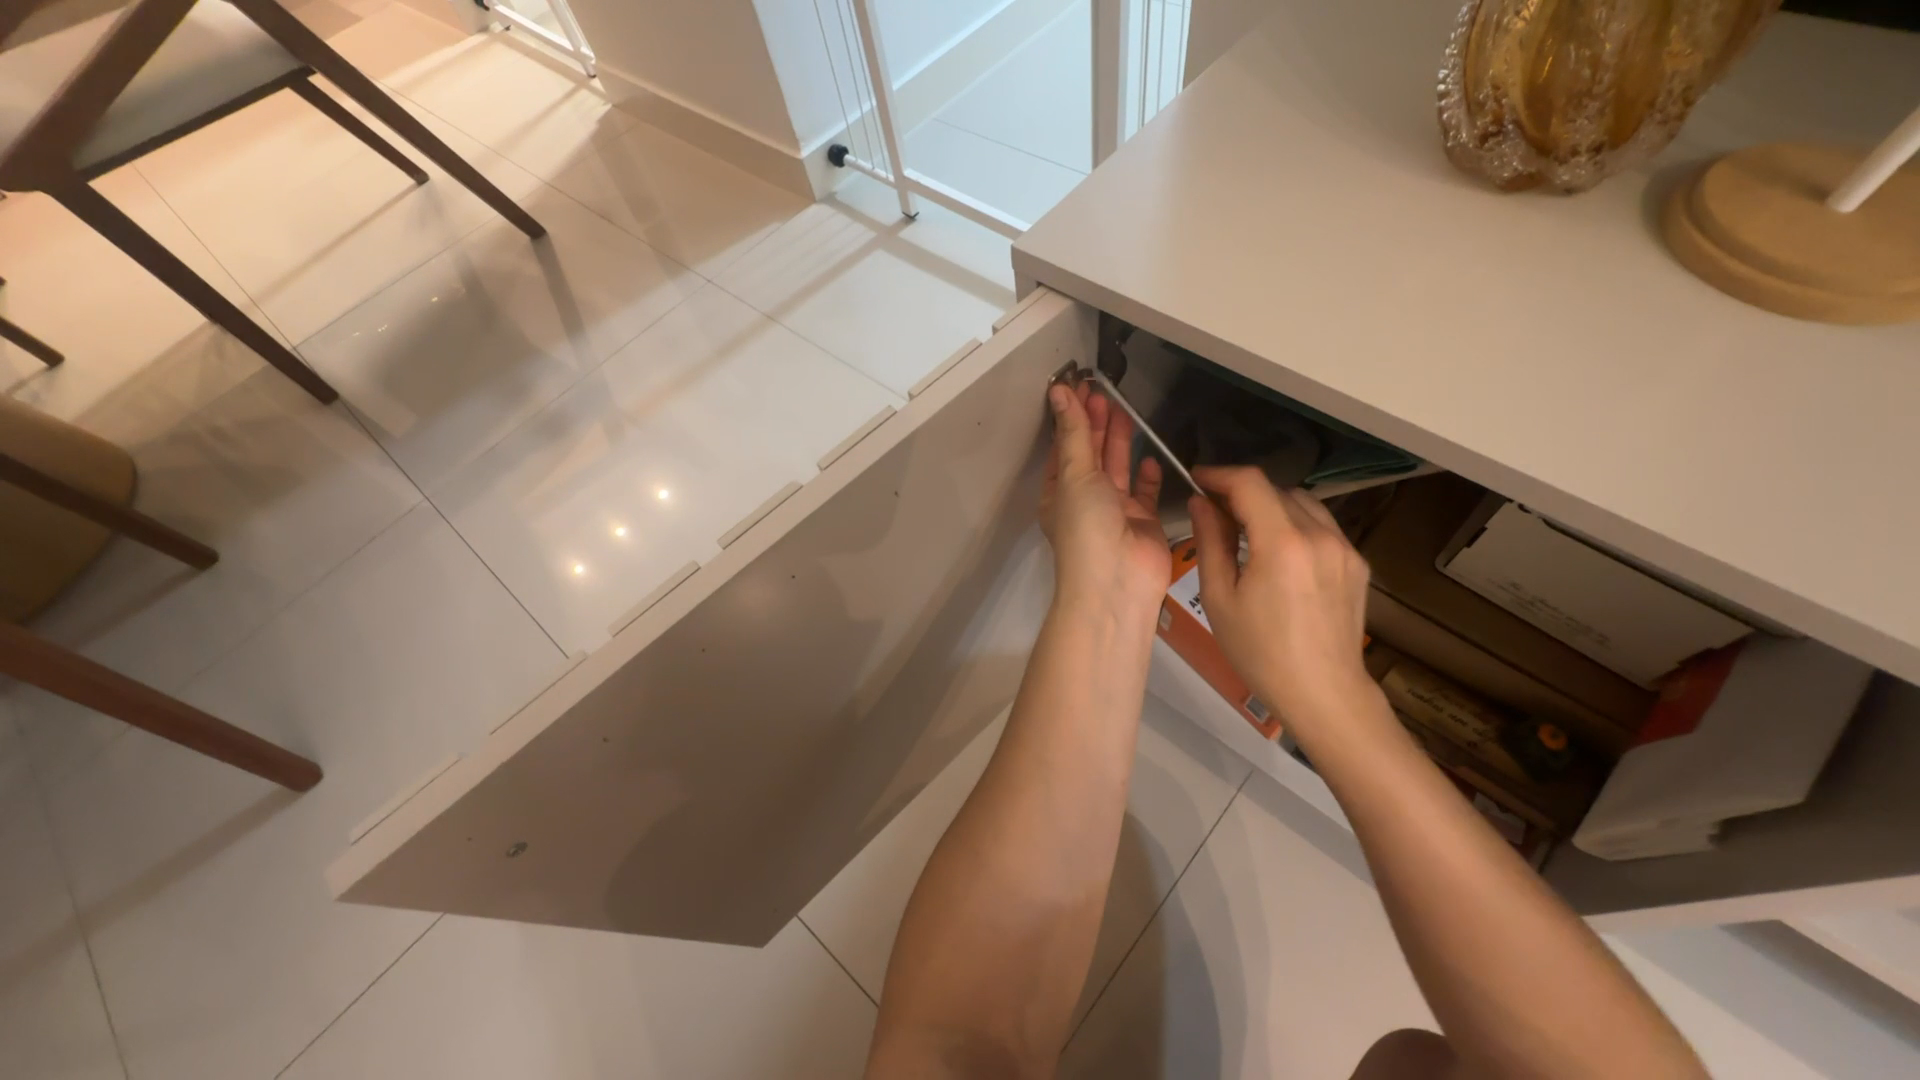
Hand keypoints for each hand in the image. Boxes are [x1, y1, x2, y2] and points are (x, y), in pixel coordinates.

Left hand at [1041, 380, 1169, 619]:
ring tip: (1124, 408)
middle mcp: (1084, 500)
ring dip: (1119, 440)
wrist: (1117, 583)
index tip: (1080, 385)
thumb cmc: (1087, 528)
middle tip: (1103, 389)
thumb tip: (1058, 391)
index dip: (1070, 416)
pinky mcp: (1143, 521)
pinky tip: (1151, 455)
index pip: (1063, 446)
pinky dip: (1148, 474)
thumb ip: (1073, 432)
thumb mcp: (1074, 475)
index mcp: (1058, 491)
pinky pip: (1145, 492)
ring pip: (1117, 467)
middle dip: (1095, 422)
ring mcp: (1115, 511)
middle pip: (1090, 453)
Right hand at [1188, 467, 1375, 736]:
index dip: (1220, 474)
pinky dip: (1296, 525)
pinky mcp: (1357, 563)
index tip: (1197, 479)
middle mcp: (1319, 535)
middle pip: (1276, 490)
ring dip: (1272, 506)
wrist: (1323, 692)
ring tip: (1249, 533)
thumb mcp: (1219, 598)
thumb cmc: (1260, 652)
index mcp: (1282, 543)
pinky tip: (1281, 555)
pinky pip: (1322, 526)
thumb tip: (1201, 503)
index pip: (1250, 483)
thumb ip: (1210, 542)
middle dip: (1242, 493)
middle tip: (1216, 514)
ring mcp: (1344, 547)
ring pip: (1303, 503)